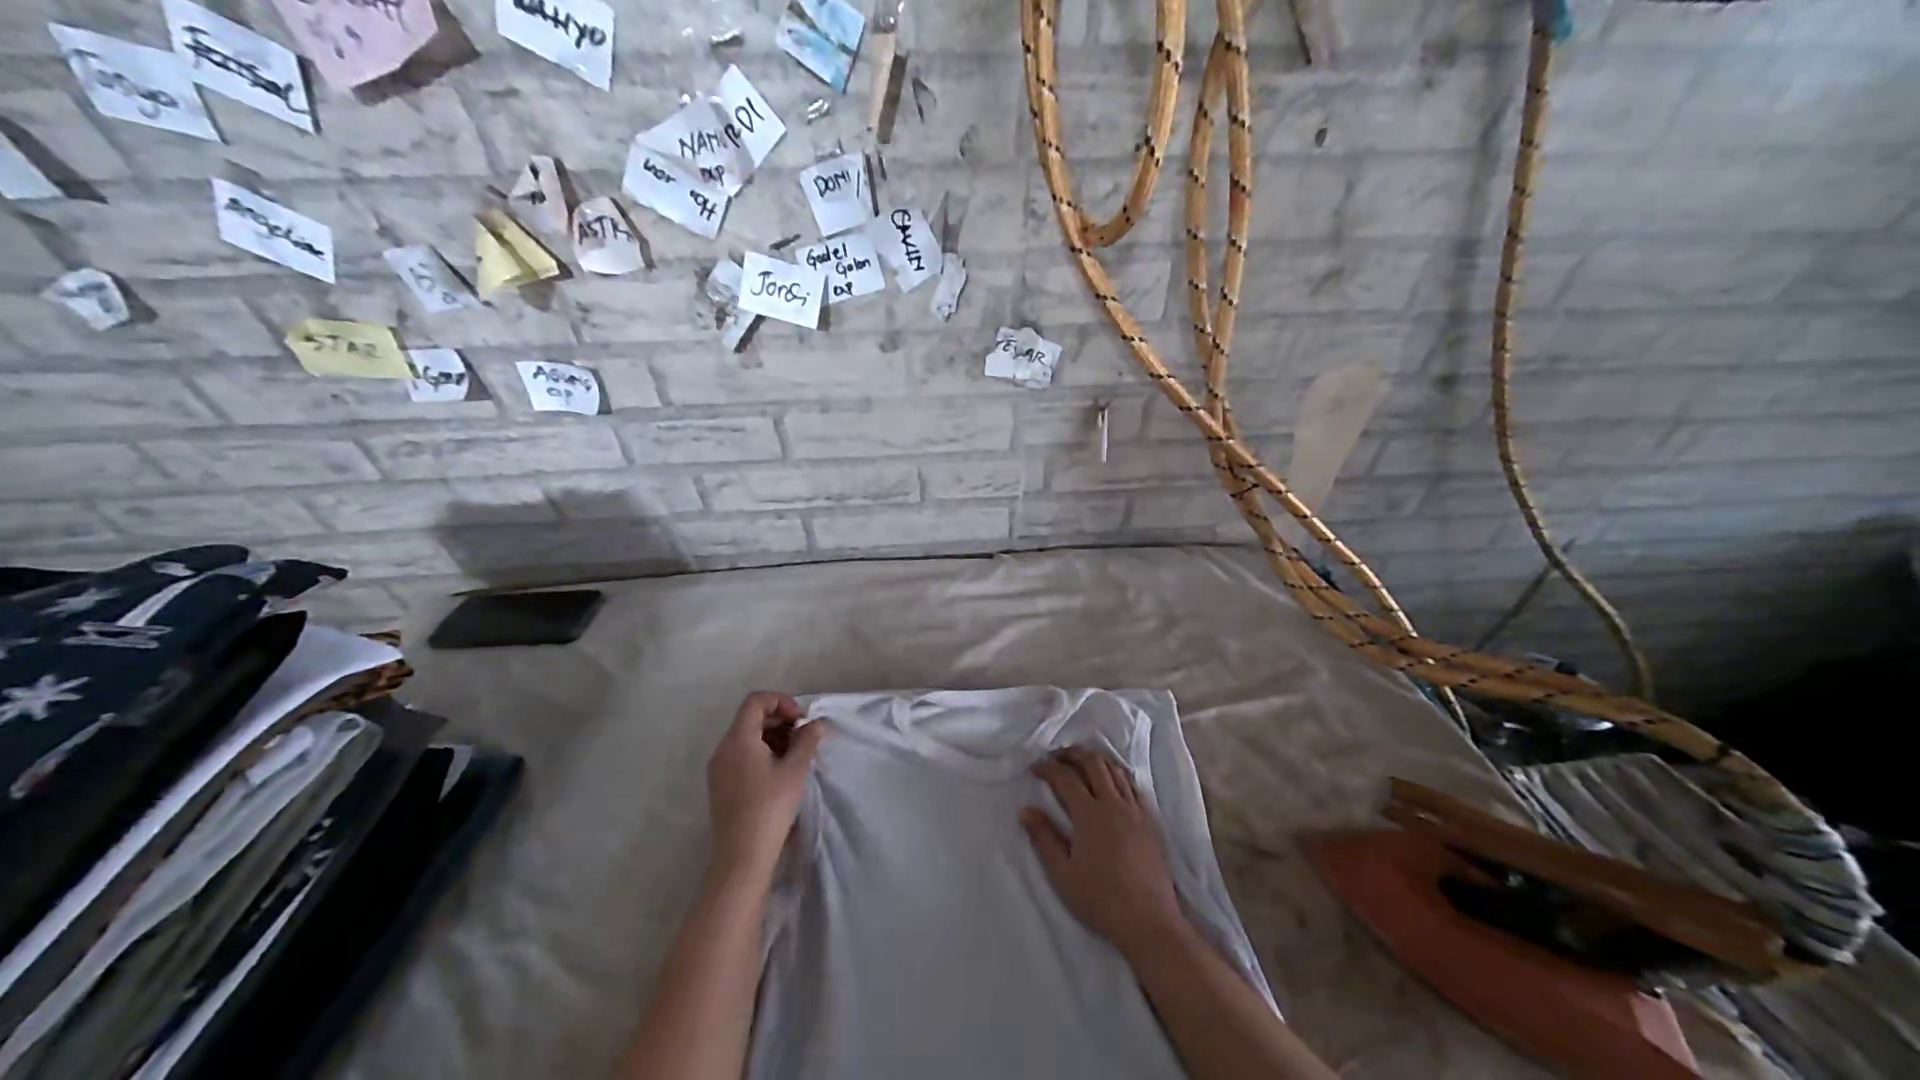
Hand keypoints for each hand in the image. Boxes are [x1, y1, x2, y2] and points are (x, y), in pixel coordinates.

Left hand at [706, 692, 824, 874]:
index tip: (801, 720)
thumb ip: (807, 740)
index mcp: (738, 739)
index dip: (781, 701)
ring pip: (746, 739)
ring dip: (773, 738)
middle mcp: (723, 749)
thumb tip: (816, 724)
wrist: (742, 855)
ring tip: (796, 757)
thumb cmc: (770, 807)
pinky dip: (762, 754)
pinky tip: (780, 774)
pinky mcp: (721, 786)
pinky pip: (741, 756)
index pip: (756, 701)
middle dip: (780, 721)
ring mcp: (719, 769)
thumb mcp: (795, 770)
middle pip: (750, 719)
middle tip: (804, 738)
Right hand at [1022, 747, 1186, 954]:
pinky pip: (1133, 785)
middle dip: (1072, 754)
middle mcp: (1114, 804)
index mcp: (1090, 815)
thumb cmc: (1100, 899)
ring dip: (1095, 760)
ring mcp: (1136, 811)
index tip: (1034, 768)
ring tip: (1080, 762)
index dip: (1048, 768)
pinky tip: (1111, 782)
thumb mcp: (1063, 874)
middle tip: (1056, 757)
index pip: (1066, 778)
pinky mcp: (1150, 821)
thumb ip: (1044, 838)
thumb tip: (1025, 810)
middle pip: (1094, 763)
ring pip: (1115, 770)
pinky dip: (1117, 774)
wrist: (1148, 920)